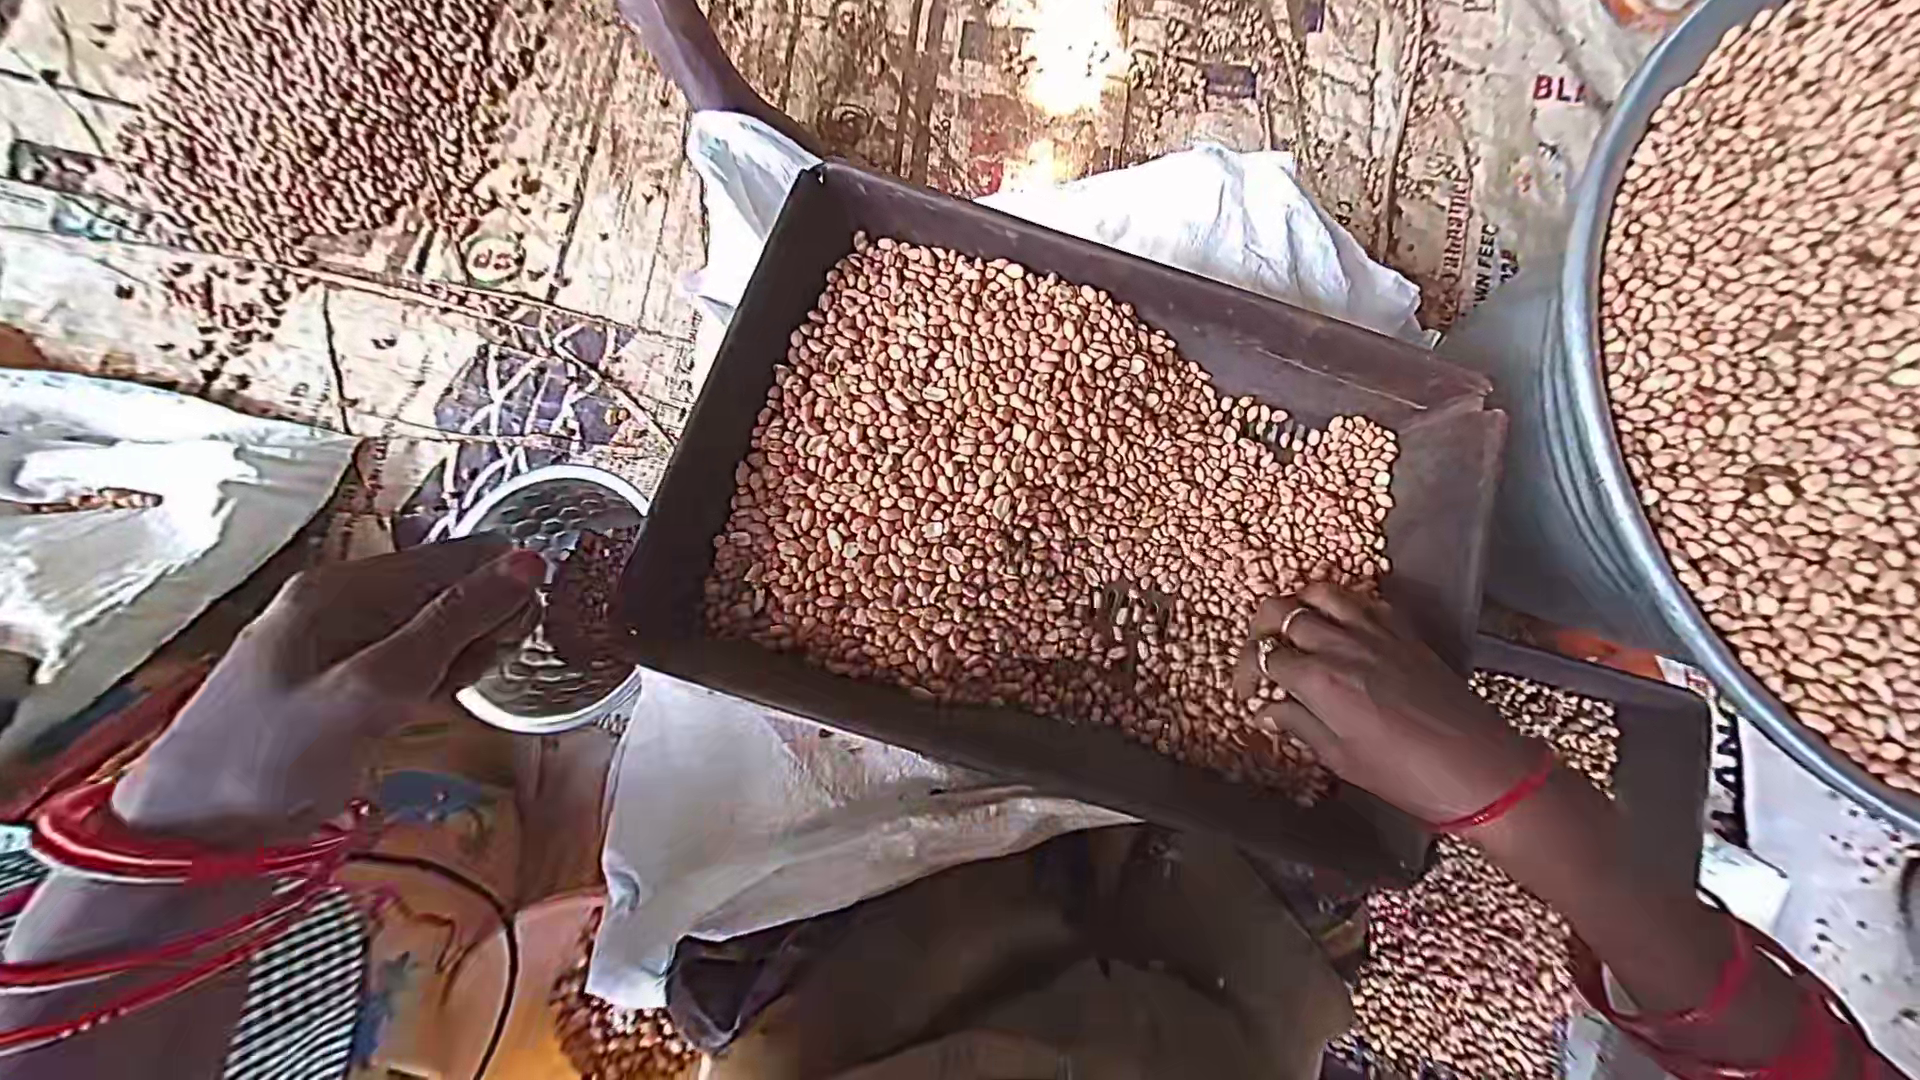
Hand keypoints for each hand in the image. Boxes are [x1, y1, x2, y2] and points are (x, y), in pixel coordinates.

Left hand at [113, 536, 543, 842]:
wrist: (198, 839)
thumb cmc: (282, 752)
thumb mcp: (382, 682)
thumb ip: (461, 616)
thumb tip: (534, 561)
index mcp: (349, 582)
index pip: (467, 554)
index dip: (504, 588)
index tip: (507, 637)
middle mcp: (353, 595)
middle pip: (463, 584)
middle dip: (487, 625)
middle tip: (467, 671)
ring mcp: (355, 630)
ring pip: (454, 619)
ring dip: (470, 652)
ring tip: (442, 691)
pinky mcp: (361, 663)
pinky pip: (432, 647)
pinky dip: (447, 670)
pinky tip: (433, 697)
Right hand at [1232, 583, 1539, 823]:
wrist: (1486, 774)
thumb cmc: (1405, 776)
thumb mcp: (1339, 757)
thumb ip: (1297, 723)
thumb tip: (1267, 709)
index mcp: (1317, 680)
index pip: (1263, 656)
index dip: (1248, 671)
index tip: (1249, 690)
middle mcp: (1340, 646)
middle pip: (1280, 611)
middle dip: (1260, 628)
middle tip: (1262, 651)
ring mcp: (1374, 634)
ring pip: (1319, 593)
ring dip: (1297, 604)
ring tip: (1294, 626)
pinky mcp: (1404, 634)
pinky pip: (1364, 601)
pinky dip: (1342, 604)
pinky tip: (1340, 624)